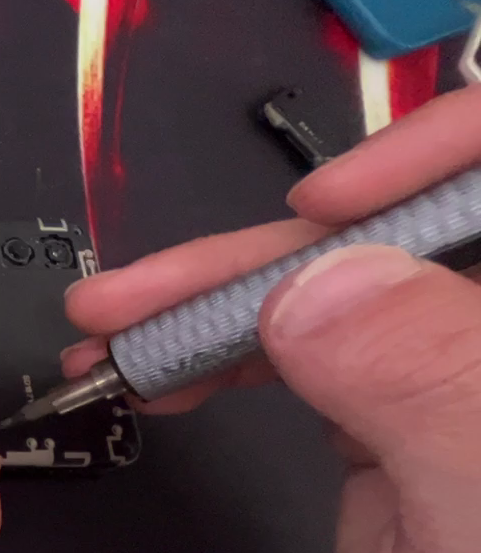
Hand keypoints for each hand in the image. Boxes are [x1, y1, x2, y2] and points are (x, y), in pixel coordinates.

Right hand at [63, 85, 480, 552]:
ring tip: (106, 340)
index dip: (432, 154)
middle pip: (382, 233)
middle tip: (125, 299)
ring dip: (198, 307)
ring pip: (314, 287)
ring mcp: (446, 355)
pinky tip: (152, 374)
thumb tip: (318, 283)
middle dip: (244, 259)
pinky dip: (205, 352)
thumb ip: (429, 385)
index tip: (321, 210)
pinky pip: (285, 345)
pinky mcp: (383, 398)